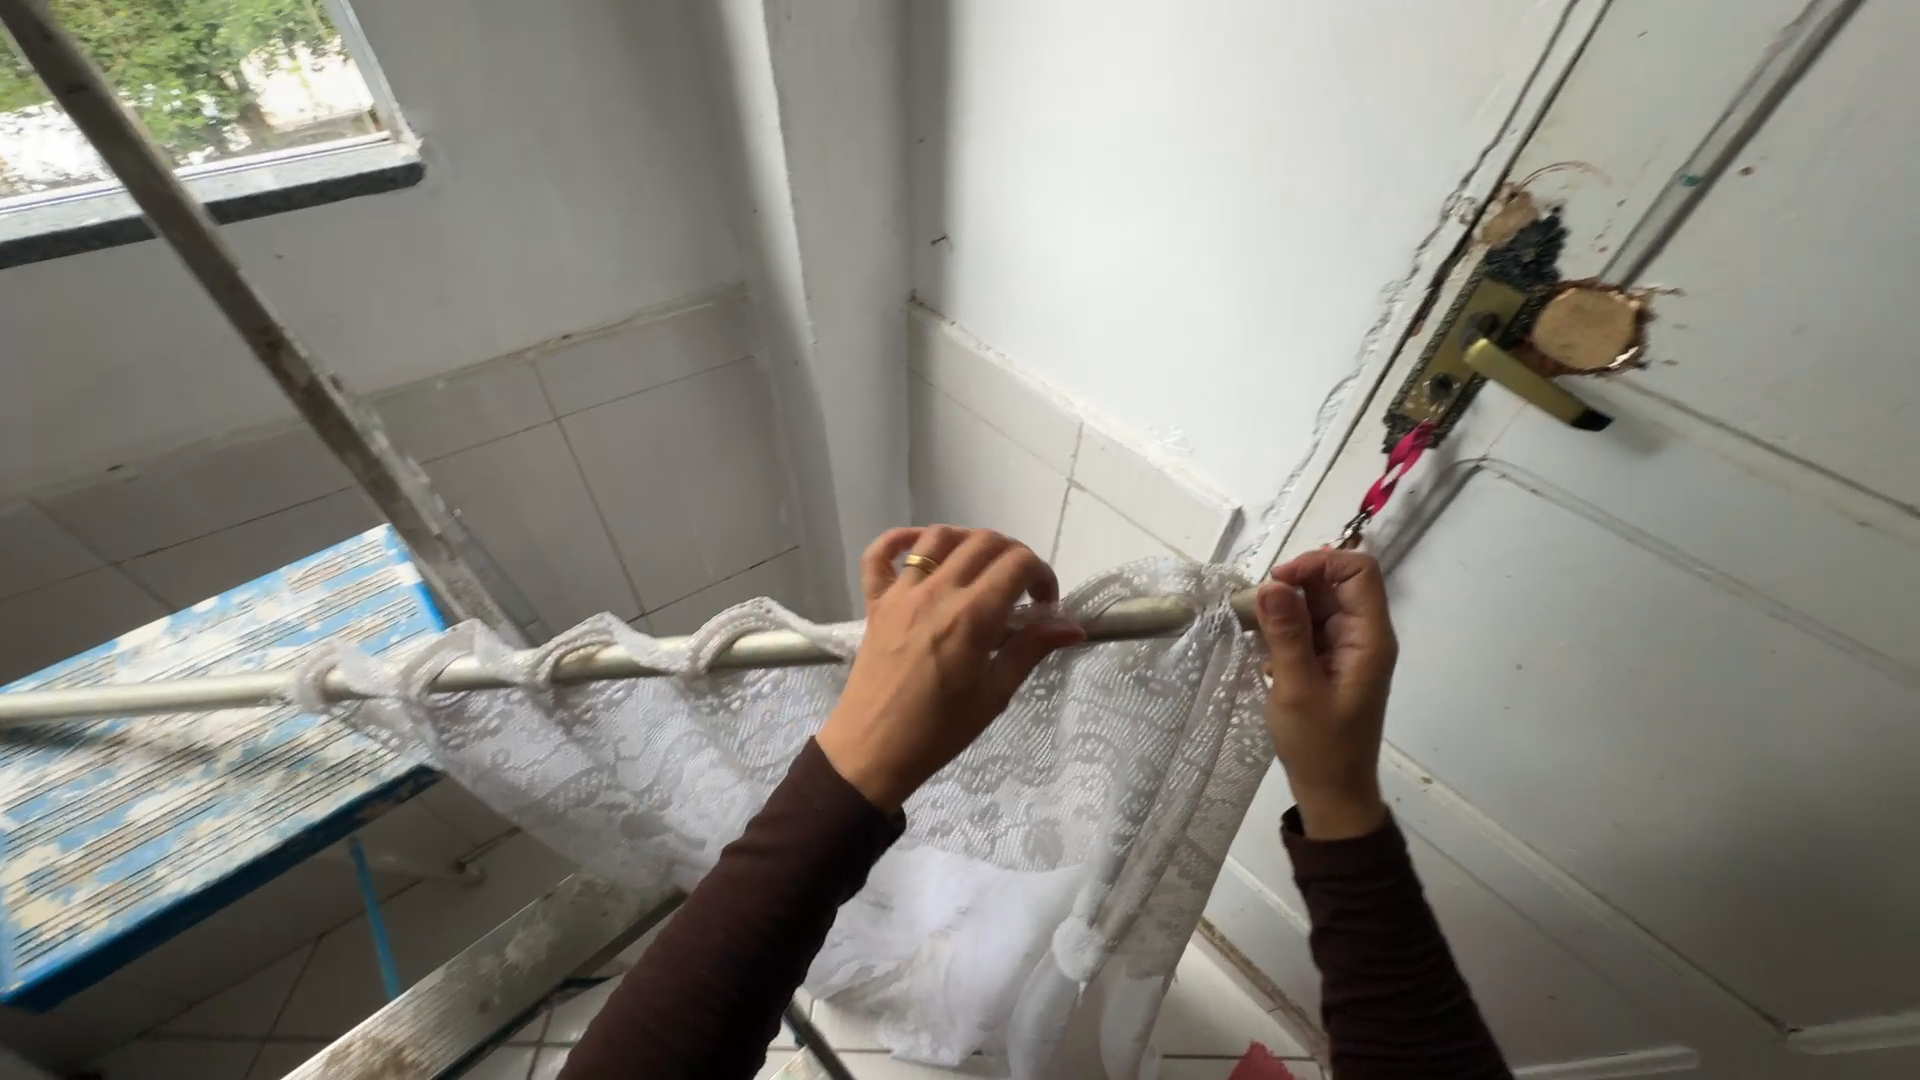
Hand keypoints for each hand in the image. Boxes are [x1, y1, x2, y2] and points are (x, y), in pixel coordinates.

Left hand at [816, 526, 1087, 811]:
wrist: (873, 751)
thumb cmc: (940, 731)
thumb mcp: (995, 694)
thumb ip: (1031, 649)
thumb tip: (1072, 626)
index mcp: (972, 617)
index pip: (1018, 564)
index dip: (1042, 575)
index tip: (1045, 604)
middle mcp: (937, 592)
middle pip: (984, 542)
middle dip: (1014, 555)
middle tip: (1021, 587)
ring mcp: (902, 593)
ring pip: (938, 537)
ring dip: (968, 541)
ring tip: (981, 565)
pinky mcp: (875, 601)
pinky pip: (879, 554)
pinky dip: (900, 539)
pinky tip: (919, 546)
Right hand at [1254, 550, 1397, 839]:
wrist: (1331, 790)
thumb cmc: (1320, 744)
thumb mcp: (1296, 688)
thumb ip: (1286, 633)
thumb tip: (1271, 584)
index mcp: (1369, 638)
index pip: (1358, 571)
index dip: (1319, 563)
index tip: (1276, 582)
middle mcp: (1362, 634)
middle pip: (1336, 581)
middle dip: (1295, 582)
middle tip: (1256, 606)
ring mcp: (1346, 646)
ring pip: (1318, 601)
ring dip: (1285, 604)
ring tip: (1253, 625)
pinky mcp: (1328, 659)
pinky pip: (1308, 624)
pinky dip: (1283, 624)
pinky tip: (1262, 645)